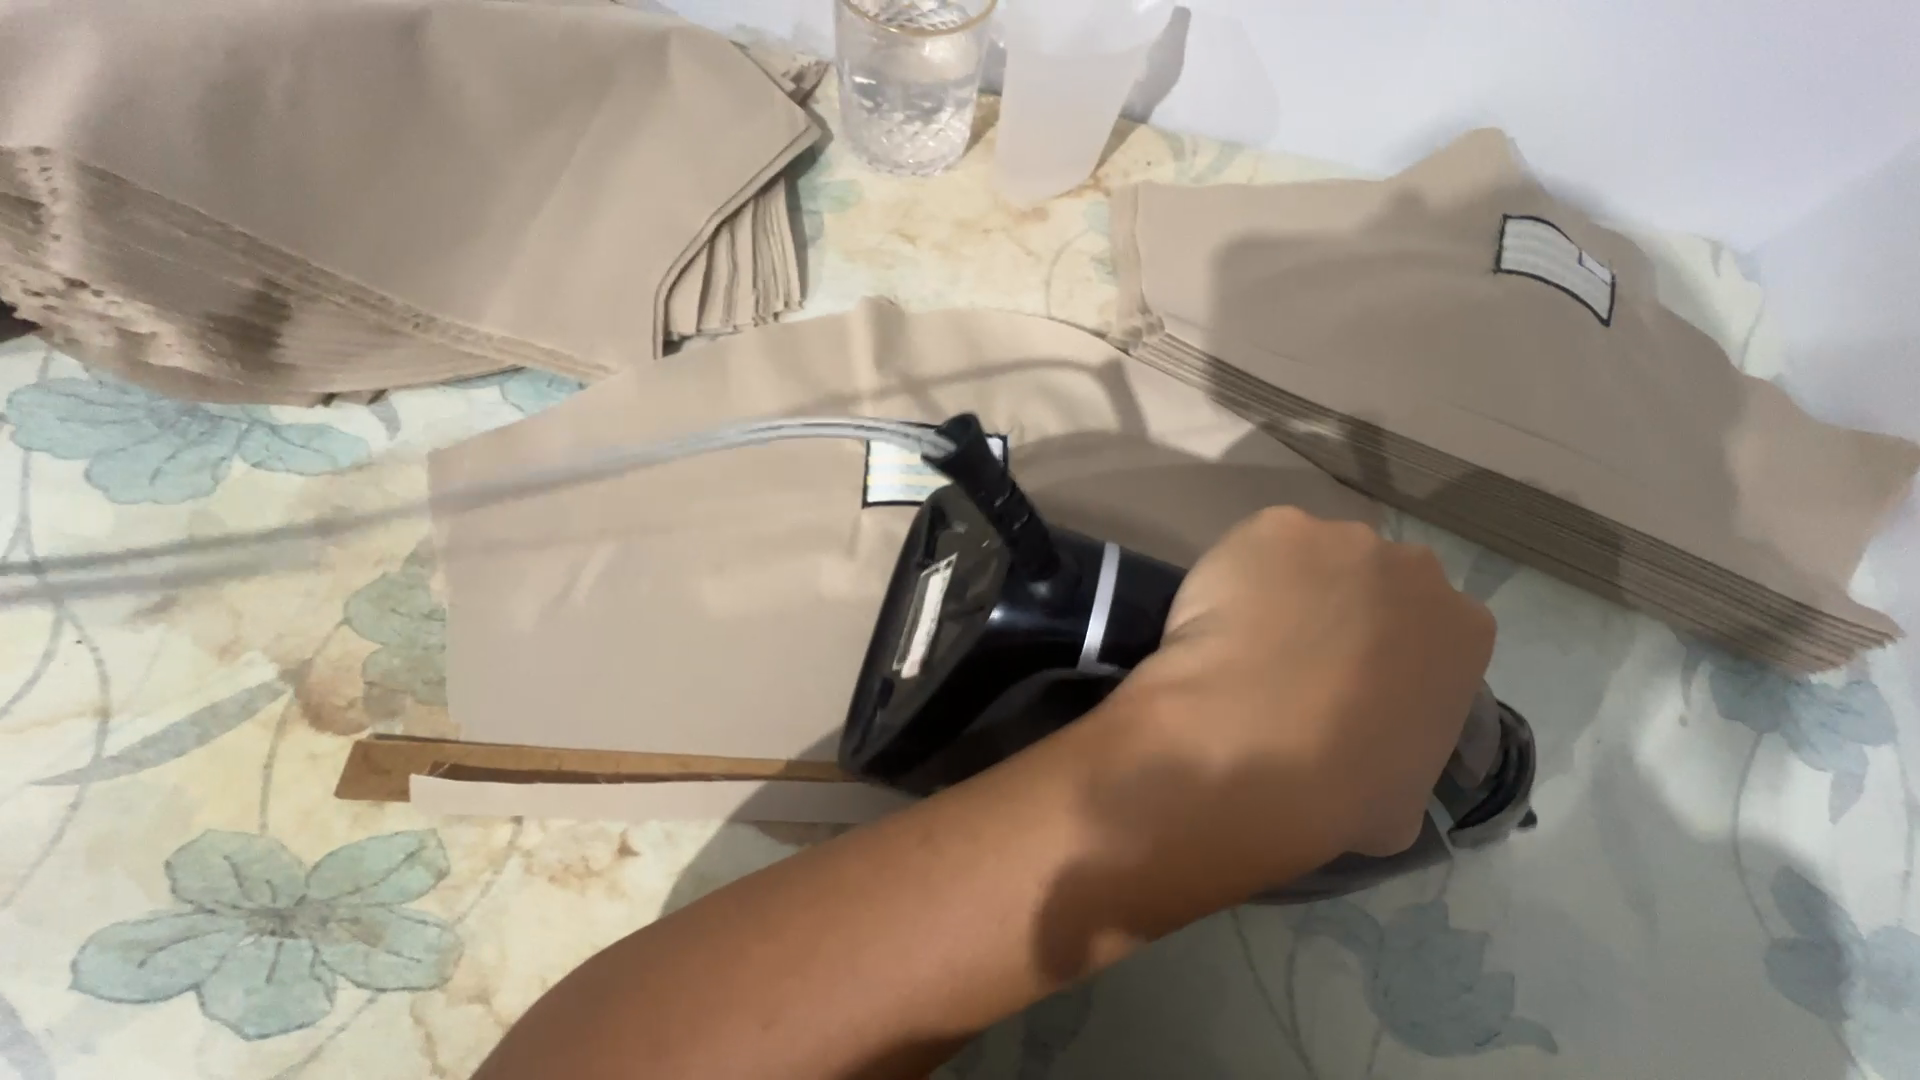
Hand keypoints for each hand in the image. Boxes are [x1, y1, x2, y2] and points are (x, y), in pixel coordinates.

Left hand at [1122, 507, 1494, 871]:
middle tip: (1295, 658)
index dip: (1387, 655)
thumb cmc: (1345, 785)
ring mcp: (1339, 539)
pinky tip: (1216, 617)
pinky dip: (1237, 575)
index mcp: (1464, 630)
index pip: (1432, 630)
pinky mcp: (1272, 528)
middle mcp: (1413, 568)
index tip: (1351, 683)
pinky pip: (1256, 548)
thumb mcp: (1408, 798)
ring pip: (1314, 560)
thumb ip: (1406, 760)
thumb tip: (1377, 765)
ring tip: (1246, 638)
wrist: (1255, 741)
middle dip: (1344, 611)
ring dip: (1290, 589)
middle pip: (1377, 582)